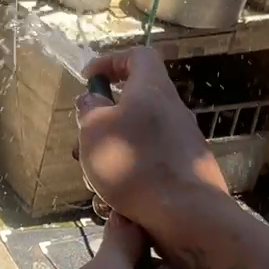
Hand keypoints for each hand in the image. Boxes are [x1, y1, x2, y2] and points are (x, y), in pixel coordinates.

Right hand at [76, 47, 228, 227]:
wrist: (184, 212)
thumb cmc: (132, 163)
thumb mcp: (94, 130)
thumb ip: (89, 109)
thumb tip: (92, 99)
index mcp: (151, 89)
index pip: (137, 56)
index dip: (111, 61)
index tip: (89, 80)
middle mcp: (171, 110)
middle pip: (133, 103)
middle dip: (103, 123)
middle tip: (83, 144)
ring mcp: (182, 141)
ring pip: (136, 139)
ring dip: (111, 154)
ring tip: (95, 181)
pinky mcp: (185, 170)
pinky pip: (148, 164)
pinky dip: (128, 177)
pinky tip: (115, 201)